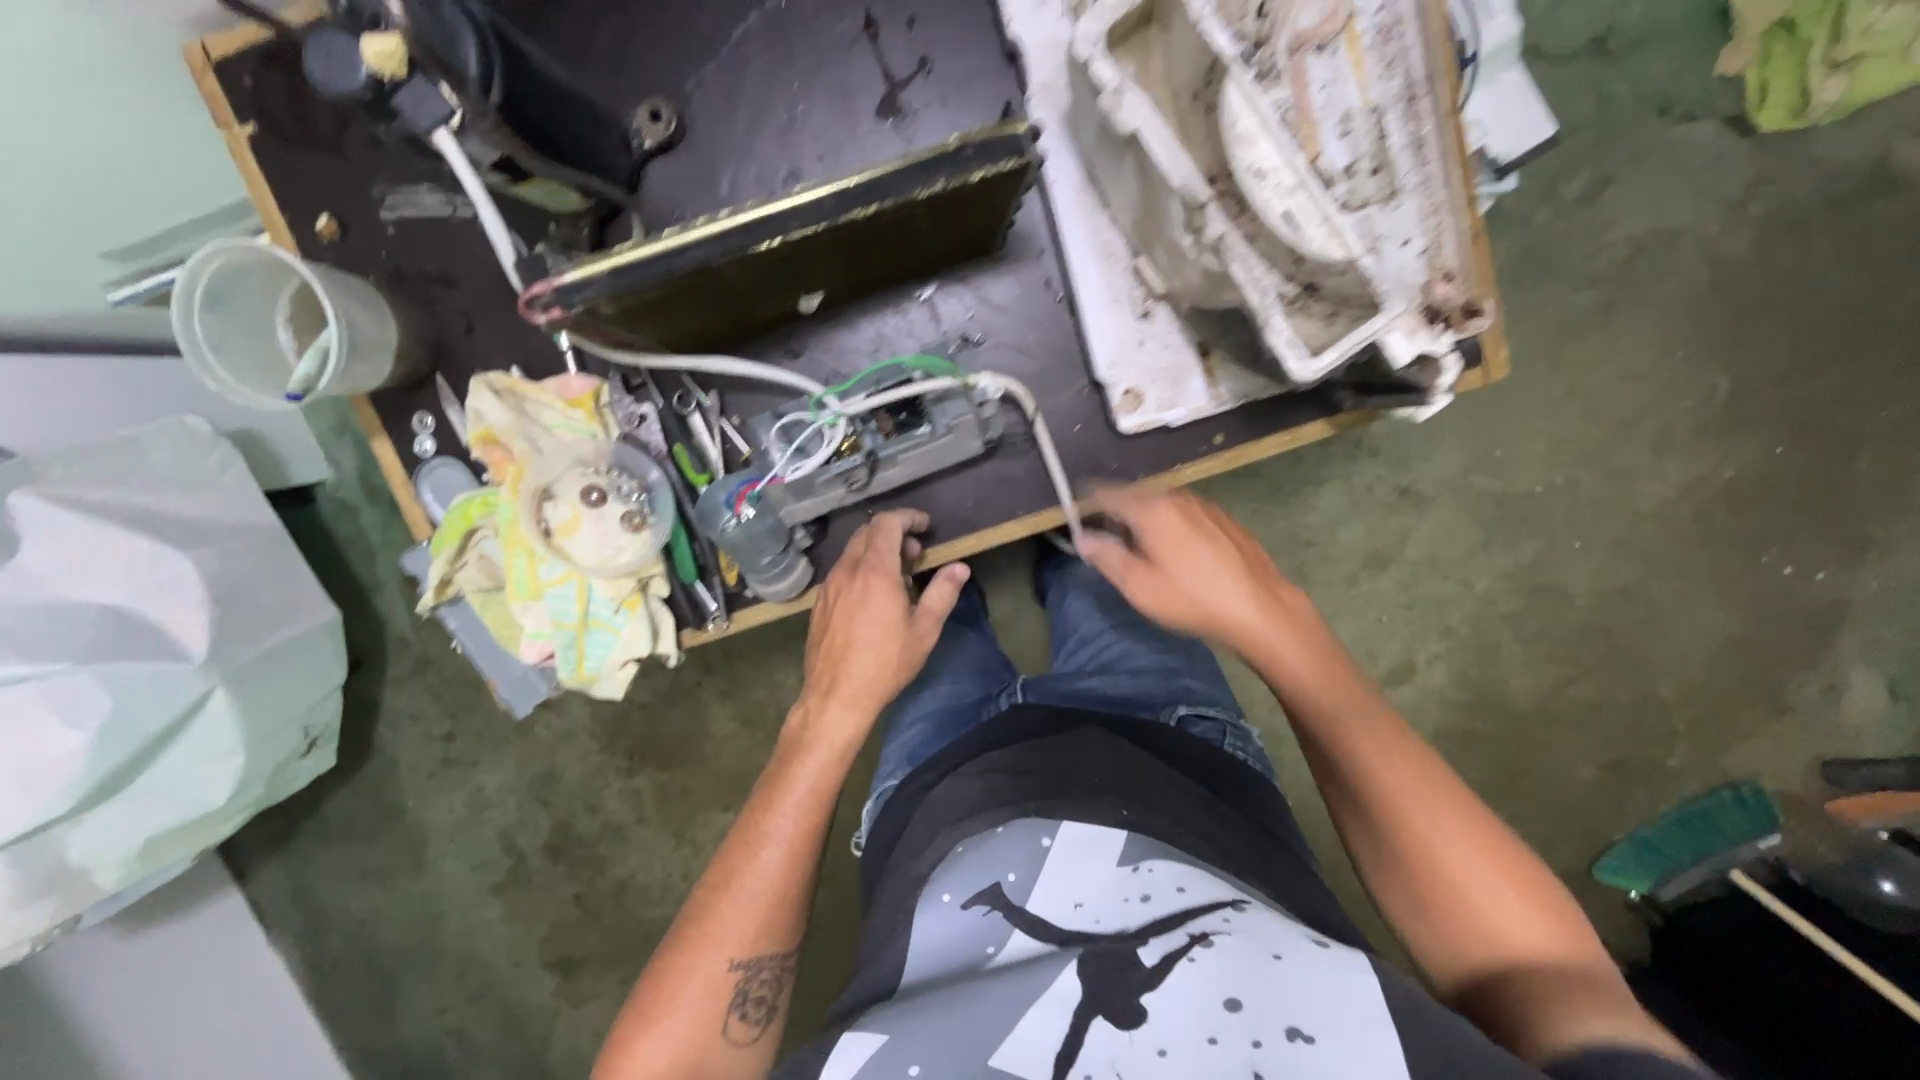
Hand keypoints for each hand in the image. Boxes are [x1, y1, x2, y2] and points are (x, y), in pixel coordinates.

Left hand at [790, 510, 969, 737]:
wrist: (836, 696)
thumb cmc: (886, 663)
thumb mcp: (924, 630)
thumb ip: (942, 593)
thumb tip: (959, 568)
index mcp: (874, 571)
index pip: (887, 523)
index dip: (908, 517)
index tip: (925, 526)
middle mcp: (847, 570)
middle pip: (867, 533)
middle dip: (893, 533)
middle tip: (915, 554)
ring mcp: (829, 587)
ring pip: (852, 552)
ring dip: (876, 552)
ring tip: (897, 576)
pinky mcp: (819, 603)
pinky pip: (841, 572)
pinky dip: (860, 569)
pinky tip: (873, 597)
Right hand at [1076, 486, 1311, 656]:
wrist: (1260, 608)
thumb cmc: (1192, 599)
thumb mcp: (1138, 586)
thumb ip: (1106, 556)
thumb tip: (1082, 536)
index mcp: (1151, 509)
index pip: (1107, 493)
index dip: (1087, 500)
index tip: (1075, 511)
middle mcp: (1177, 497)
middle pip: (1136, 496)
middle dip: (1117, 512)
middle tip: (1107, 538)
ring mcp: (1205, 506)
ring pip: (1163, 505)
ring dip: (1146, 519)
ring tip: (1142, 548)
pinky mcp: (1225, 519)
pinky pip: (1186, 514)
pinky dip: (1172, 525)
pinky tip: (1178, 553)